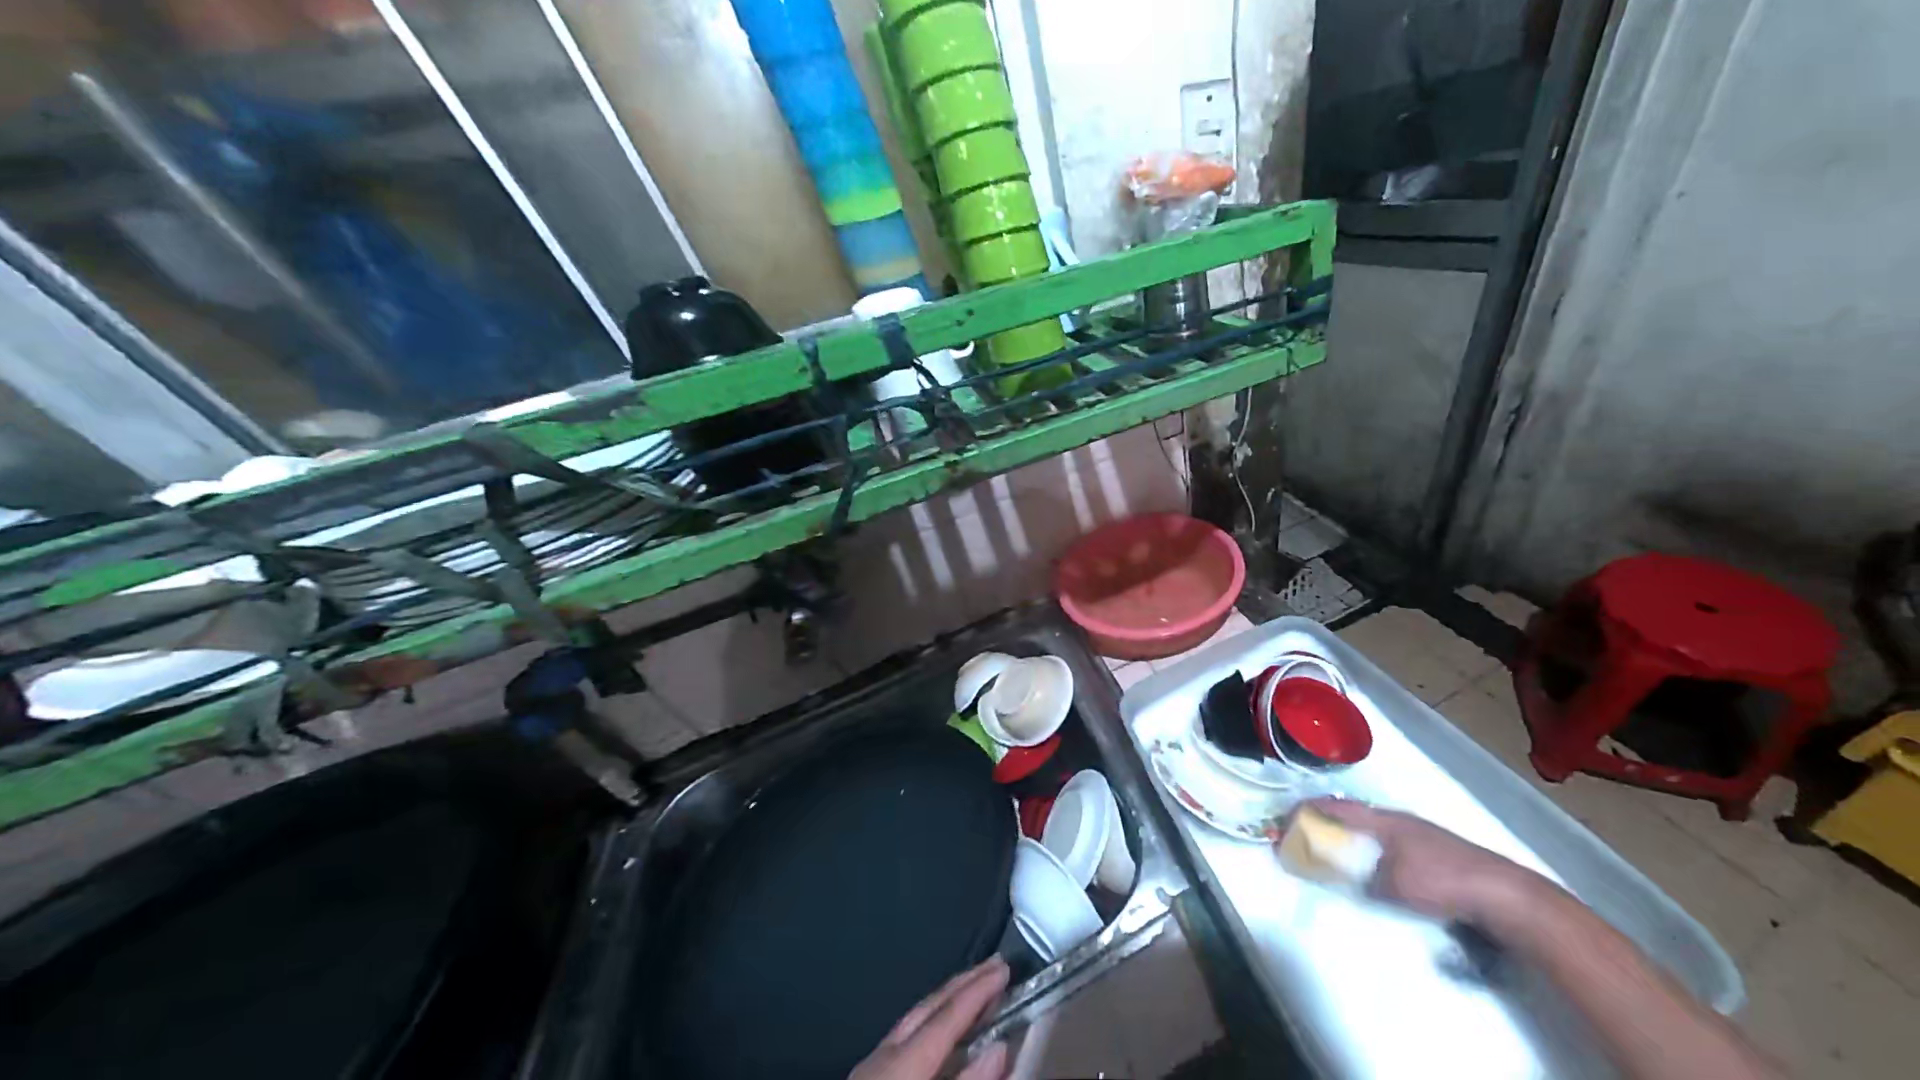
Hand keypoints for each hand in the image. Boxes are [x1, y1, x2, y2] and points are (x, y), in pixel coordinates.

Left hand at [848, 956, 1010, 1079]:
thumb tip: (999, 1048)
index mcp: (903, 1066)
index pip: (947, 1018)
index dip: (977, 992)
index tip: (1004, 968)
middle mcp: (884, 1055)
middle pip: (927, 1008)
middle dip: (962, 984)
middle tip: (994, 965)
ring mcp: (870, 1066)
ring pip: (911, 1018)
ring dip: (944, 999)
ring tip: (971, 988)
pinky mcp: (865, 1079)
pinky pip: (903, 1035)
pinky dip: (927, 1020)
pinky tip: (936, 1030)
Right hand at [1303, 798, 1547, 923]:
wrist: (1506, 896)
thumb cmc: (1443, 882)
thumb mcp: (1394, 886)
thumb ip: (1364, 880)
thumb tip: (1348, 881)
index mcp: (1384, 820)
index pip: (1335, 807)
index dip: (1306, 809)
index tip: (1284, 818)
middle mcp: (1398, 819)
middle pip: (1350, 813)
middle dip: (1324, 820)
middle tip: (1303, 834)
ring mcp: (1418, 832)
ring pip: (1370, 828)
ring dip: (1347, 834)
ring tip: (1330, 849)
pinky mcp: (1433, 849)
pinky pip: (1386, 841)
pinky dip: (1367, 846)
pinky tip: (1369, 863)